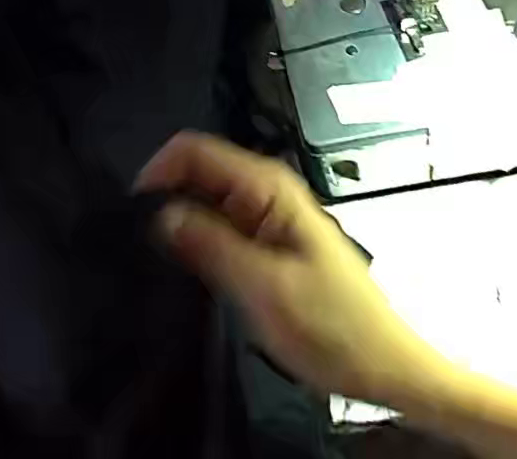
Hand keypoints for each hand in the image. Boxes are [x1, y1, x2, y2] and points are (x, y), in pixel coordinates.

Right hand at [135, 132, 440, 404]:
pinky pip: (215, 223)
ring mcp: (262, 214)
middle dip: (164, 194)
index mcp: (266, 186)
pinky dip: (193, 237)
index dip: (158, 169)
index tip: (131, 210)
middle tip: (136, 239)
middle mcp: (262, 189)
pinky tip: (180, 265)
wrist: (385, 365)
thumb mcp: (267, 289)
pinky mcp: (261, 239)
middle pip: (196, 170)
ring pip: (202, 197)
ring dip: (176, 218)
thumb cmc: (334, 327)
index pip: (196, 150)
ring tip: (150, 254)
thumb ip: (211, 246)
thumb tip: (159, 213)